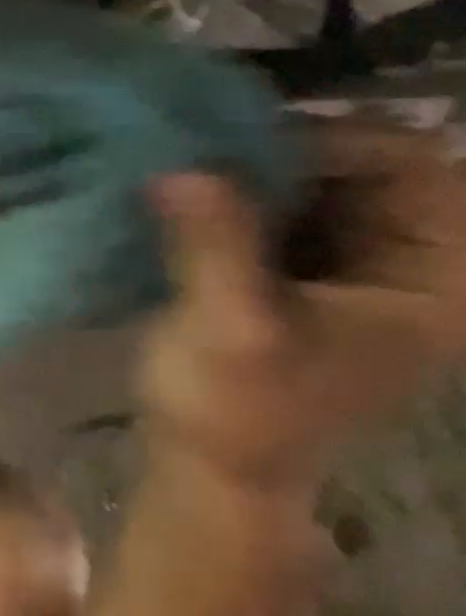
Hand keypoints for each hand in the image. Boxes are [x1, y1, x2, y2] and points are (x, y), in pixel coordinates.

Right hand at [139, 134, 464, 494]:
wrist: (211, 472)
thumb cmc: (236, 410)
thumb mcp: (229, 328)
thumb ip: (216, 246)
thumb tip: (177, 166)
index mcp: (438, 276)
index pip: (412, 166)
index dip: (331, 142)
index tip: (234, 143)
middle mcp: (412, 263)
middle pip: (366, 169)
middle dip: (284, 155)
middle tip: (199, 149)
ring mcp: (354, 270)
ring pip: (318, 188)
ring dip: (252, 175)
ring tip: (185, 168)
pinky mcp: (300, 280)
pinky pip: (282, 215)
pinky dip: (237, 201)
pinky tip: (186, 202)